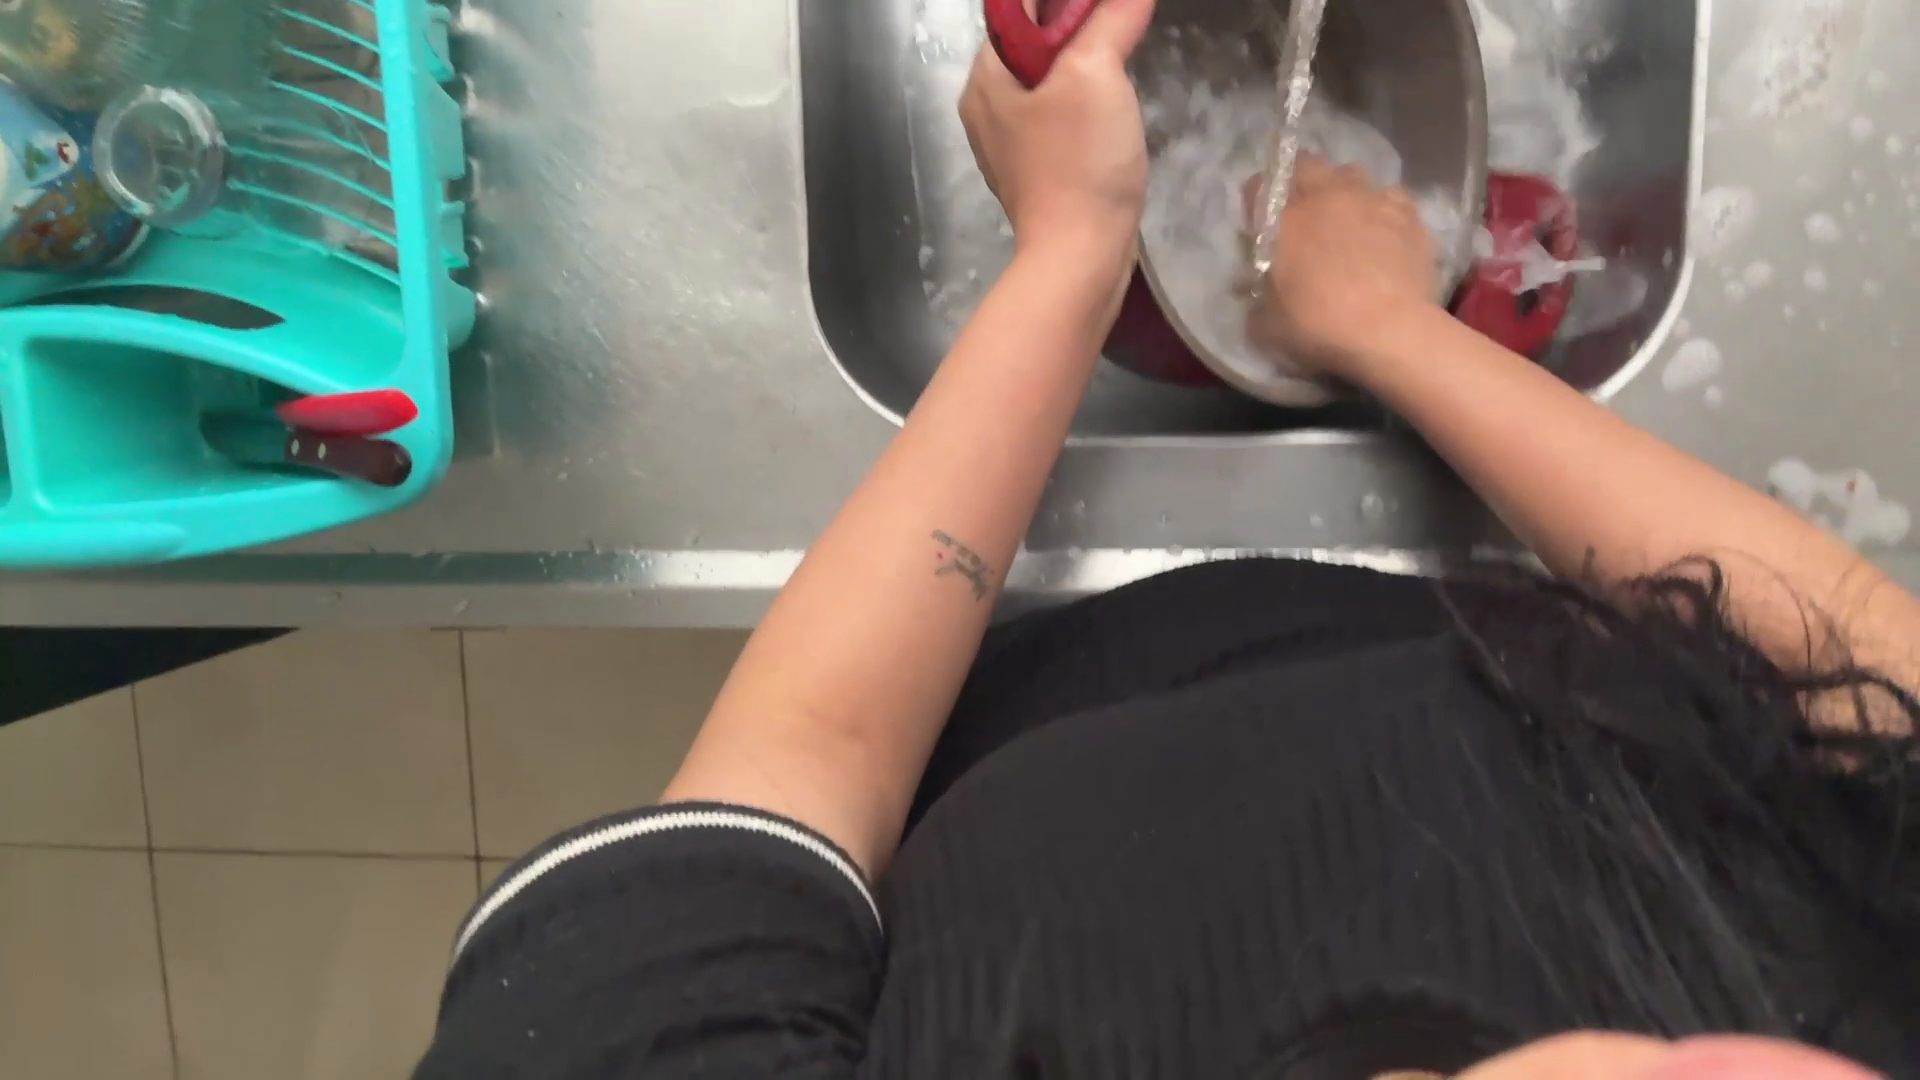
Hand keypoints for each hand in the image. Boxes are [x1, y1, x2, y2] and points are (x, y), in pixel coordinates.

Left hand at [960, 0, 1155, 274]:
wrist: (1078, 258)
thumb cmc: (1079, 164)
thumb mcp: (1094, 72)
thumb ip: (1109, 18)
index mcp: (986, 77)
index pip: (1018, 5)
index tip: (1103, 7)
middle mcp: (988, 108)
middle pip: (1033, 39)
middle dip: (1078, 23)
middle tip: (1120, 24)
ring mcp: (1011, 145)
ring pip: (1048, 79)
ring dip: (1085, 61)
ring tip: (1121, 56)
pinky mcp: (1037, 172)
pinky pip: (1059, 117)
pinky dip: (1084, 100)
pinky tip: (1110, 105)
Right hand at [1244, 155, 1440, 377]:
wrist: (1390, 330)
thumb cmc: (1318, 326)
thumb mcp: (1266, 323)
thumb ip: (1256, 297)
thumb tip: (1251, 288)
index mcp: (1285, 221)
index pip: (1259, 188)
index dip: (1255, 201)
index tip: (1256, 220)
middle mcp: (1327, 197)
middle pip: (1308, 164)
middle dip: (1298, 179)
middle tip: (1298, 209)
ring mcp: (1372, 199)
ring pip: (1350, 173)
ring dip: (1340, 189)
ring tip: (1341, 216)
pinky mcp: (1408, 213)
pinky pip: (1388, 194)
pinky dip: (1377, 206)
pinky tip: (1378, 229)